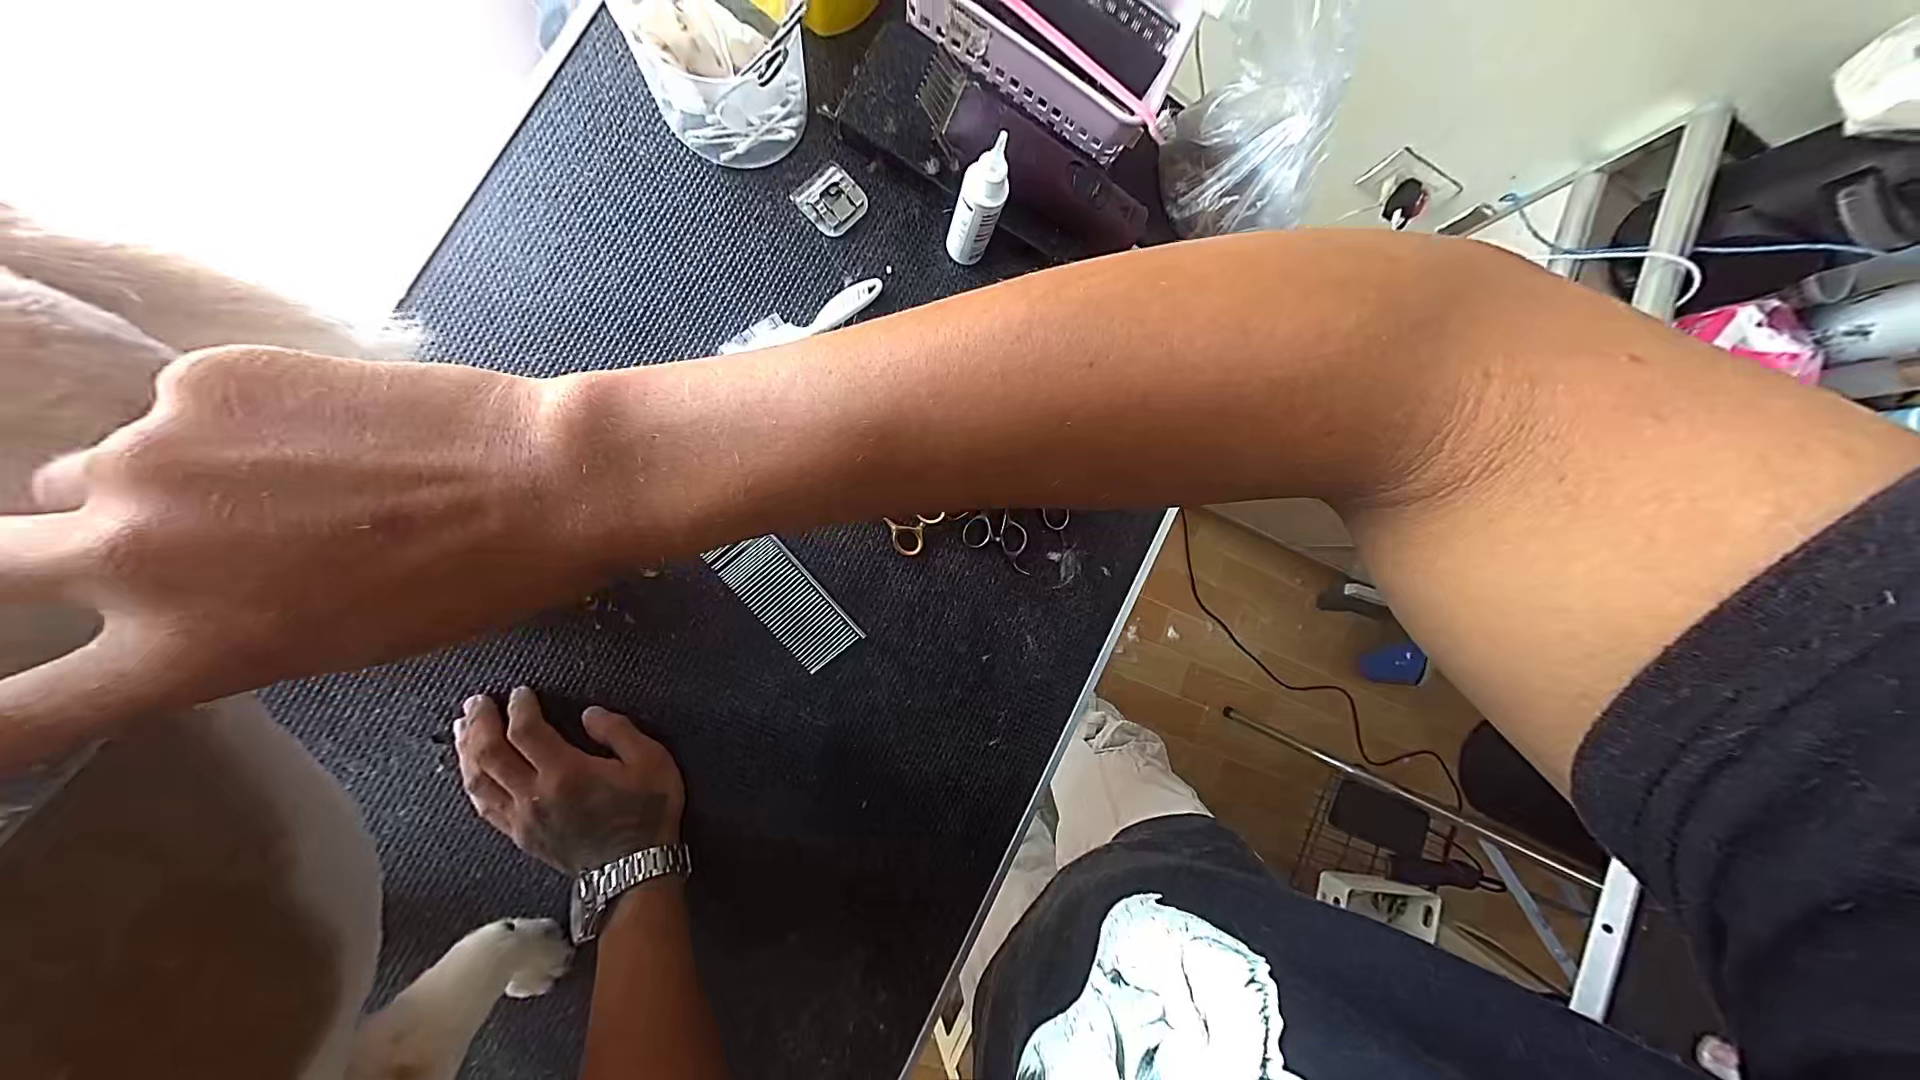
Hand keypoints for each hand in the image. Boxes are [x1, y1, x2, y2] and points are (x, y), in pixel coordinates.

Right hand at [0, 347, 640, 769]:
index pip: (5, 718)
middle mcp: (135, 557)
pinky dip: (239, 425)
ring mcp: (156, 455)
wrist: (548, 477)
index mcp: (193, 650)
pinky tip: (336, 428)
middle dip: (37, 565)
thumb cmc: (484, 577)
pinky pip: (189, 410)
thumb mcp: (361, 637)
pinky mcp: (207, 380)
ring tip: (282, 483)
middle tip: (119, 554)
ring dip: (157, 485)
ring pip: (96, 474)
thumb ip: (247, 628)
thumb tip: (184, 599)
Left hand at [455, 686, 683, 872]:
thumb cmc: (648, 810)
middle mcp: (535, 795)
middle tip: (475, 702)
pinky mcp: (521, 836)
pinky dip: (473, 783)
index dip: (519, 708)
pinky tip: (472, 771)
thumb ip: (619, 731)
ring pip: (479, 782)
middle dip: (480, 724)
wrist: (634, 868)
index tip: (520, 691)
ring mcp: (523, 818)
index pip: (527, 732)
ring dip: (467, 752)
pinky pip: (485, 806)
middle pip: (491, 754)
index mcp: (566, 773)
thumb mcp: (651, 760)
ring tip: (463, 729)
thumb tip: (589, 714)